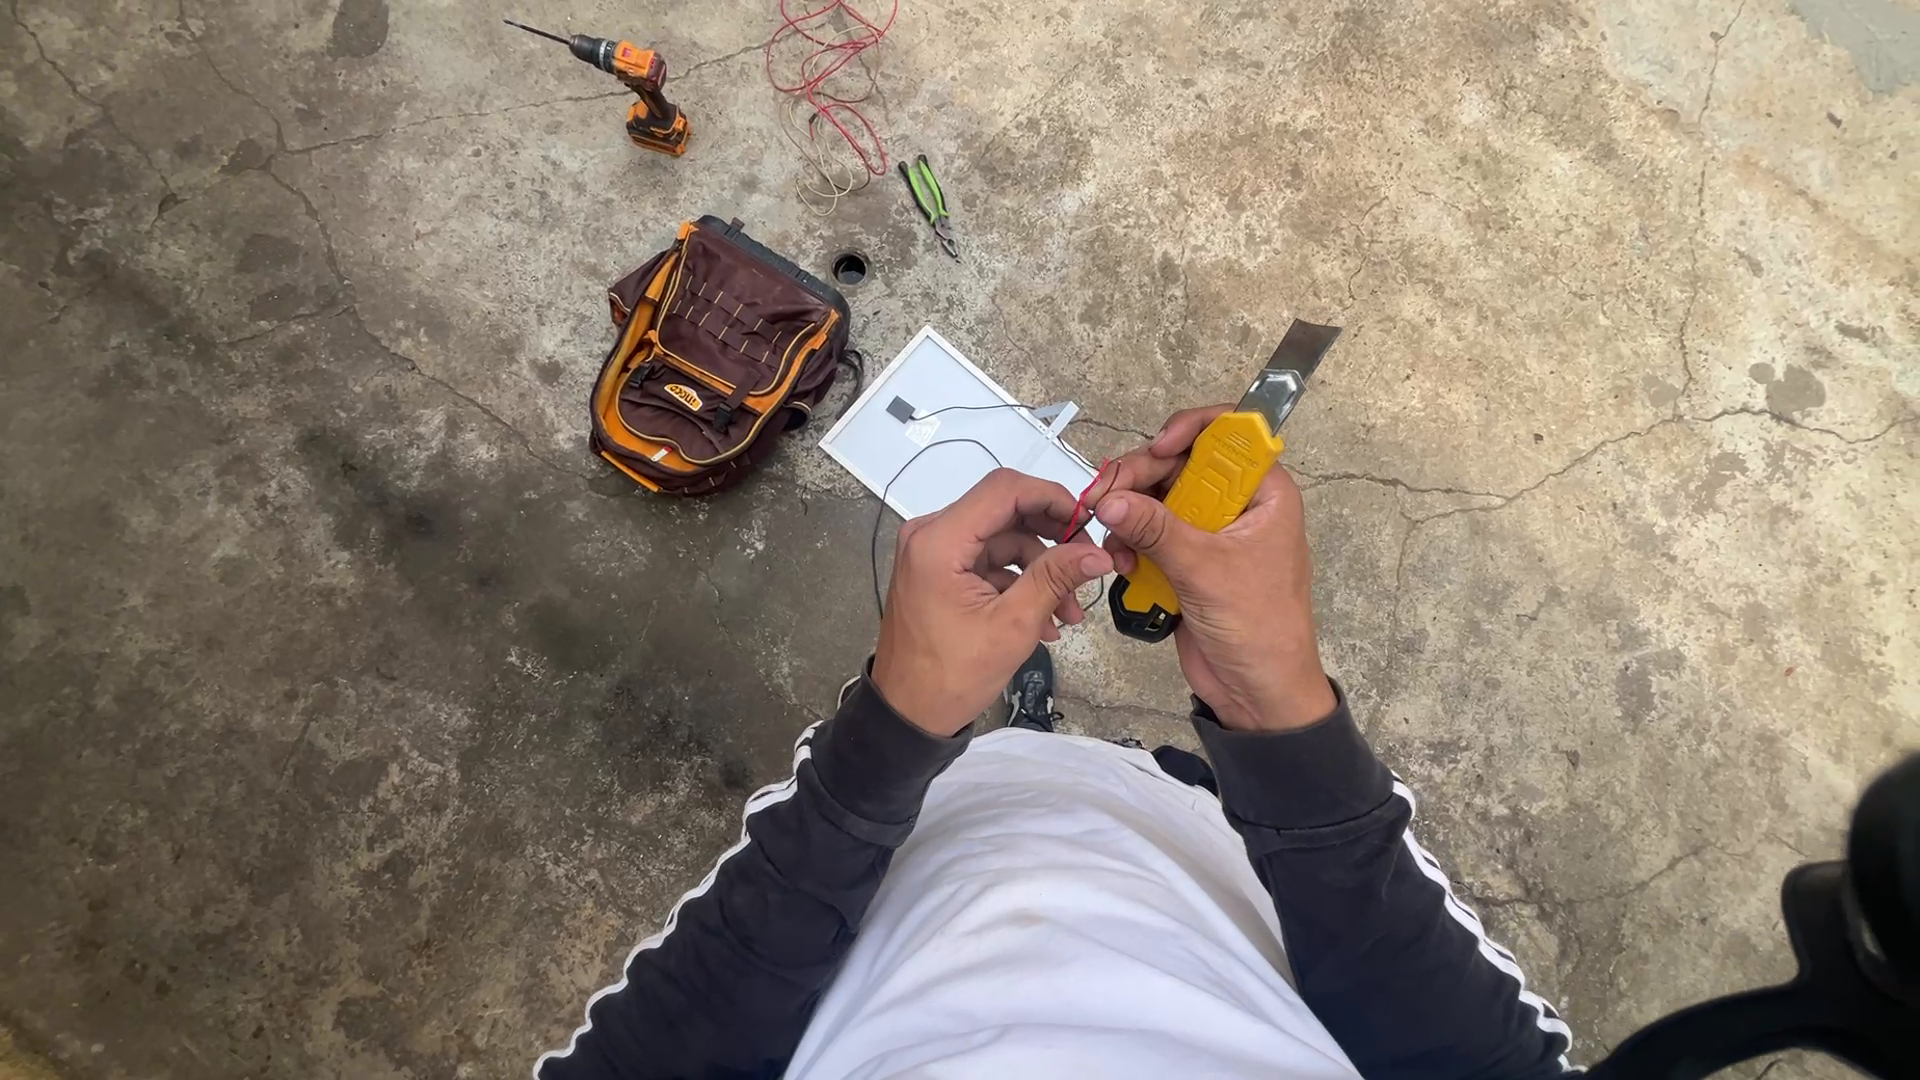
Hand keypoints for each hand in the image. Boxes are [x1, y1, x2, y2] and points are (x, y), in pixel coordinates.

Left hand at [872, 469, 1113, 736]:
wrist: (908, 714)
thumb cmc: (952, 675)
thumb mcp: (1012, 625)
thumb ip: (1054, 579)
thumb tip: (1099, 553)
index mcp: (939, 540)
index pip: (1004, 489)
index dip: (1051, 498)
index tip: (1088, 522)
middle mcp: (931, 534)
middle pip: (1005, 511)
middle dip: (1051, 539)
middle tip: (1086, 566)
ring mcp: (934, 552)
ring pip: (1003, 539)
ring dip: (1040, 570)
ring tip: (1068, 613)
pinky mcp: (941, 570)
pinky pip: (989, 561)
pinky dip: (1019, 583)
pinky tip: (1045, 622)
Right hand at [1094, 406, 1335, 731]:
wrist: (1256, 691)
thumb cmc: (1260, 629)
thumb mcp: (1206, 570)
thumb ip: (1156, 530)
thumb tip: (1110, 500)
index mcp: (1262, 494)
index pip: (1229, 434)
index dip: (1190, 429)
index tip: (1155, 449)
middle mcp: (1233, 505)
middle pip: (1178, 465)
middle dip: (1139, 478)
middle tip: (1103, 497)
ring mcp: (1205, 533)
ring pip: (1155, 499)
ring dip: (1128, 515)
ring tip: (1113, 542)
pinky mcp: (1183, 560)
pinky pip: (1147, 535)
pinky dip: (1129, 544)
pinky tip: (1123, 565)